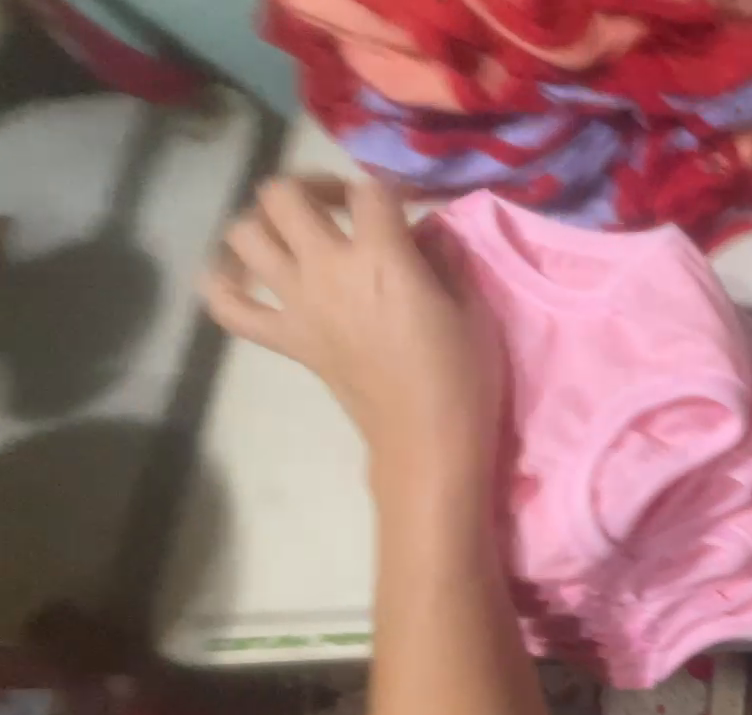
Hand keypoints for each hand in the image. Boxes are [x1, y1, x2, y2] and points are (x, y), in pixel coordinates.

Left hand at [200, 176, 498, 496]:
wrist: (430, 437)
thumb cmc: (465, 375)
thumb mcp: (474, 312)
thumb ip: (447, 264)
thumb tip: (429, 238)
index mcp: (382, 258)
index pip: (371, 193)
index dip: (390, 190)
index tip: (408, 206)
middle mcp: (327, 267)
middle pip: (284, 194)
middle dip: (312, 187)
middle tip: (341, 207)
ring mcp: (296, 302)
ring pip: (245, 233)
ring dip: (266, 223)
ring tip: (297, 236)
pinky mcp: (284, 338)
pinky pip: (225, 302)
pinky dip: (225, 282)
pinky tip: (246, 277)